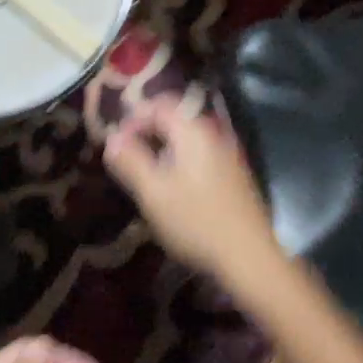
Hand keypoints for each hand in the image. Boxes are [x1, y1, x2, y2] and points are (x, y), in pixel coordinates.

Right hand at [104, 97, 281, 282]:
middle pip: (175, 118)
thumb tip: (112, 138)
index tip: (117, 140)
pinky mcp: (234, 175)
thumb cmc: (197, 222)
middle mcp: (213, 135)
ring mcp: (228, 155)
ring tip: (145, 171)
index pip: (159, 105)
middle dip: (148, 131)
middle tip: (126, 154)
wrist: (250, 258)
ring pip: (188, 138)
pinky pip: (200, 154)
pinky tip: (173, 186)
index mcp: (193, 132)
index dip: (134, 116)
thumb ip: (130, 162)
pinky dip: (181, 160)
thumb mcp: (154, 193)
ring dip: (164, 147)